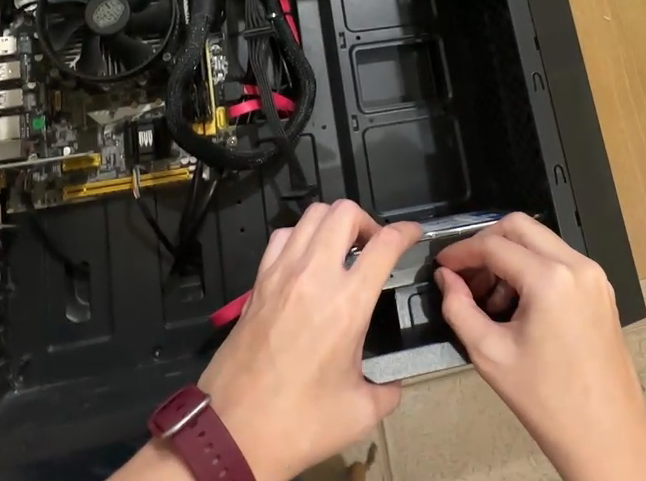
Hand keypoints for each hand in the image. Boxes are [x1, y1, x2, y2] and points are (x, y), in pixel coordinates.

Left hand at [198, 200, 420, 479]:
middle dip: (367, 221)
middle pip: (344, 212)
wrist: (232, 432)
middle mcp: (314, 276)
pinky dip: (300, 235)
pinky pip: (282, 236)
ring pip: (312, 215)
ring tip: (343, 248)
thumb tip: (393, 386)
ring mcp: (282, 273)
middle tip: (374, 245)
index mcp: (347, 303)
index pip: (383, 244)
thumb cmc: (298, 423)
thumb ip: (386, 391)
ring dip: (334, 223)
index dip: (405, 232)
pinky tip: (306, 259)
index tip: (413, 234)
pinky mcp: (258, 281)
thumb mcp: (359, 413)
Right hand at [435, 214, 645, 480]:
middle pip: (519, 227)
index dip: (461, 252)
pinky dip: (532, 268)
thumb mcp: (489, 354)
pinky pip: (559, 260)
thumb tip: (447, 279)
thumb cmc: (551, 403)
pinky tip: (516, 305)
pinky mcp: (601, 291)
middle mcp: (577, 267)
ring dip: (509, 256)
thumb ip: (459, 308)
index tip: (443, 265)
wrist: (606, 438)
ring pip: (540, 240)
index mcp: (550, 280)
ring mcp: (594, 277)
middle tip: (464, 272)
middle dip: (486, 243)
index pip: (494, 245)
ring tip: (489, 298)